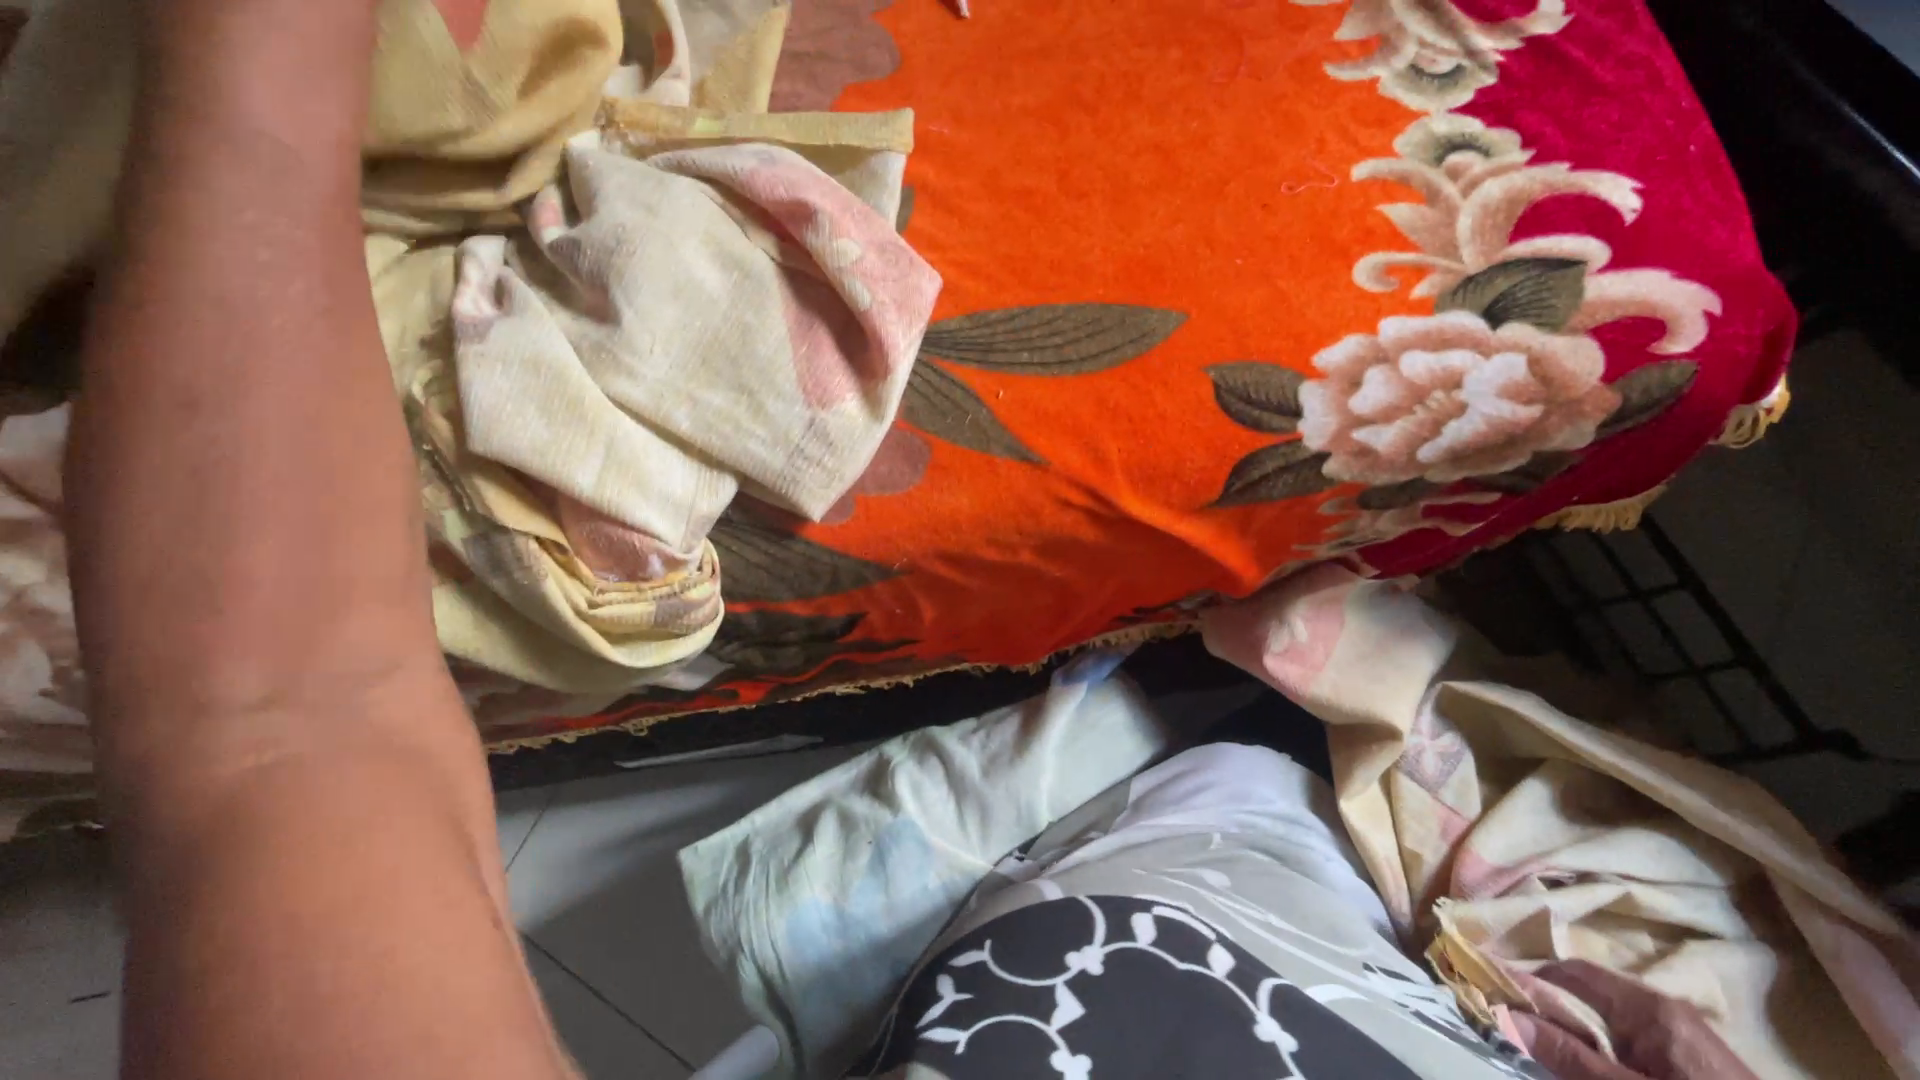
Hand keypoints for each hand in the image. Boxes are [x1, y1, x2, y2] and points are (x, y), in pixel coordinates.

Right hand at [1508, 961, 1759, 1079]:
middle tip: (1523, 1040)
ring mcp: (1684, 1034)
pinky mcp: (1694, 1060)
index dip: (1531, 983)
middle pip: (1589, 994)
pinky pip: (1632, 1041)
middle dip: (1552, 1014)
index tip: (1497, 1002)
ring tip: (1558, 1062)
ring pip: (1609, 1021)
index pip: (1572, 972)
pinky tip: (1599, 1073)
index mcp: (1650, 1007)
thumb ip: (1569, 1058)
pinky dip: (1606, 1052)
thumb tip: (1505, 1015)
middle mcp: (1665, 1007)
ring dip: (1578, 1037)